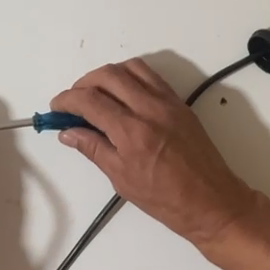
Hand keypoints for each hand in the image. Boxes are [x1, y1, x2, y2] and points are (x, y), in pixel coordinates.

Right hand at [51, 59, 259, 247]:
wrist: (212, 201)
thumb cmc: (164, 199)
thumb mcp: (121, 179)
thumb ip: (93, 148)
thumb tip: (67, 132)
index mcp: (132, 132)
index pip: (90, 101)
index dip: (66, 100)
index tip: (56, 108)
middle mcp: (149, 109)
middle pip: (108, 75)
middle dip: (83, 83)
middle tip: (74, 101)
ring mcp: (168, 102)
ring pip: (130, 68)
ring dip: (107, 75)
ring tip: (97, 94)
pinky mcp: (179, 103)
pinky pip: (150, 76)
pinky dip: (129, 77)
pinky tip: (122, 94)